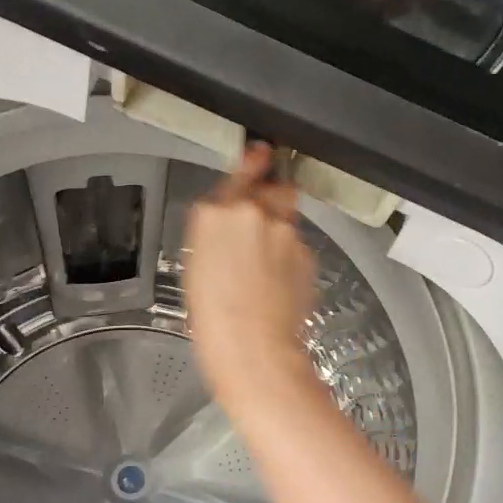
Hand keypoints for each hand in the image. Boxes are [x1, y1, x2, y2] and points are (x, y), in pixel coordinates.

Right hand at [185, 144, 317, 402]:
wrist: (253, 348)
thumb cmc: (214, 318)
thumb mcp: (196, 267)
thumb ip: (215, 233)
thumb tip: (229, 224)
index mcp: (213, 214)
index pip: (238, 172)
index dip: (251, 165)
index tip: (259, 155)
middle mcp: (250, 213)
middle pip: (271, 188)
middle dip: (270, 198)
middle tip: (262, 224)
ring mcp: (283, 231)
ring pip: (288, 214)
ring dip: (281, 227)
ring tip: (270, 263)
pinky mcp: (306, 252)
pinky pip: (299, 244)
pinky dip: (292, 255)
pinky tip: (281, 282)